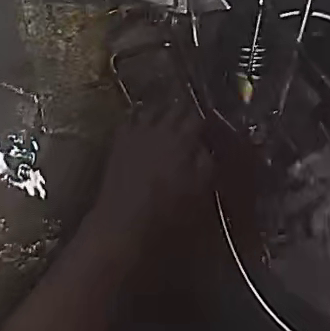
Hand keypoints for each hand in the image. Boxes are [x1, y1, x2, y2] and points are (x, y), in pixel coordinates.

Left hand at [90, 101, 211, 244]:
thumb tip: (205, 145)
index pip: (197, 117)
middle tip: (193, 119)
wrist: (123, 223)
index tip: (210, 127)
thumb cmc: (168, 211)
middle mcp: (160, 128)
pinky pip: (130, 119)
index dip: (205, 120)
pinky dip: (139, 117)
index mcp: (183, 139)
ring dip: (163, 110)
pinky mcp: (119, 143)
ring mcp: (136, 133)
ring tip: (169, 117)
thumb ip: (207, 162)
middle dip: (186, 111)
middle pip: (175, 108)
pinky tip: (142, 124)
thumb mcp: (200, 190)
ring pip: (152, 109)